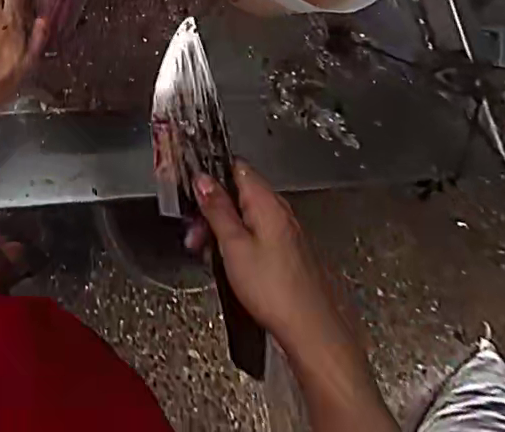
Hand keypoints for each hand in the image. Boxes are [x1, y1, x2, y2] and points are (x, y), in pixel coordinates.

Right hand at [191, 162, 350, 351]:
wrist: (314, 337)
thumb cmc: (276, 292)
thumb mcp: (232, 245)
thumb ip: (216, 208)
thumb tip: (202, 180)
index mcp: (267, 203)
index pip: (235, 166)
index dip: (209, 172)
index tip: (191, 186)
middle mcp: (281, 213)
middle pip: (237, 194)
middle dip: (211, 207)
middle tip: (194, 229)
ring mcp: (286, 234)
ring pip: (244, 217)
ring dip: (220, 227)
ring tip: (204, 250)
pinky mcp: (288, 254)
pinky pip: (255, 236)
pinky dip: (237, 243)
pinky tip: (226, 262)